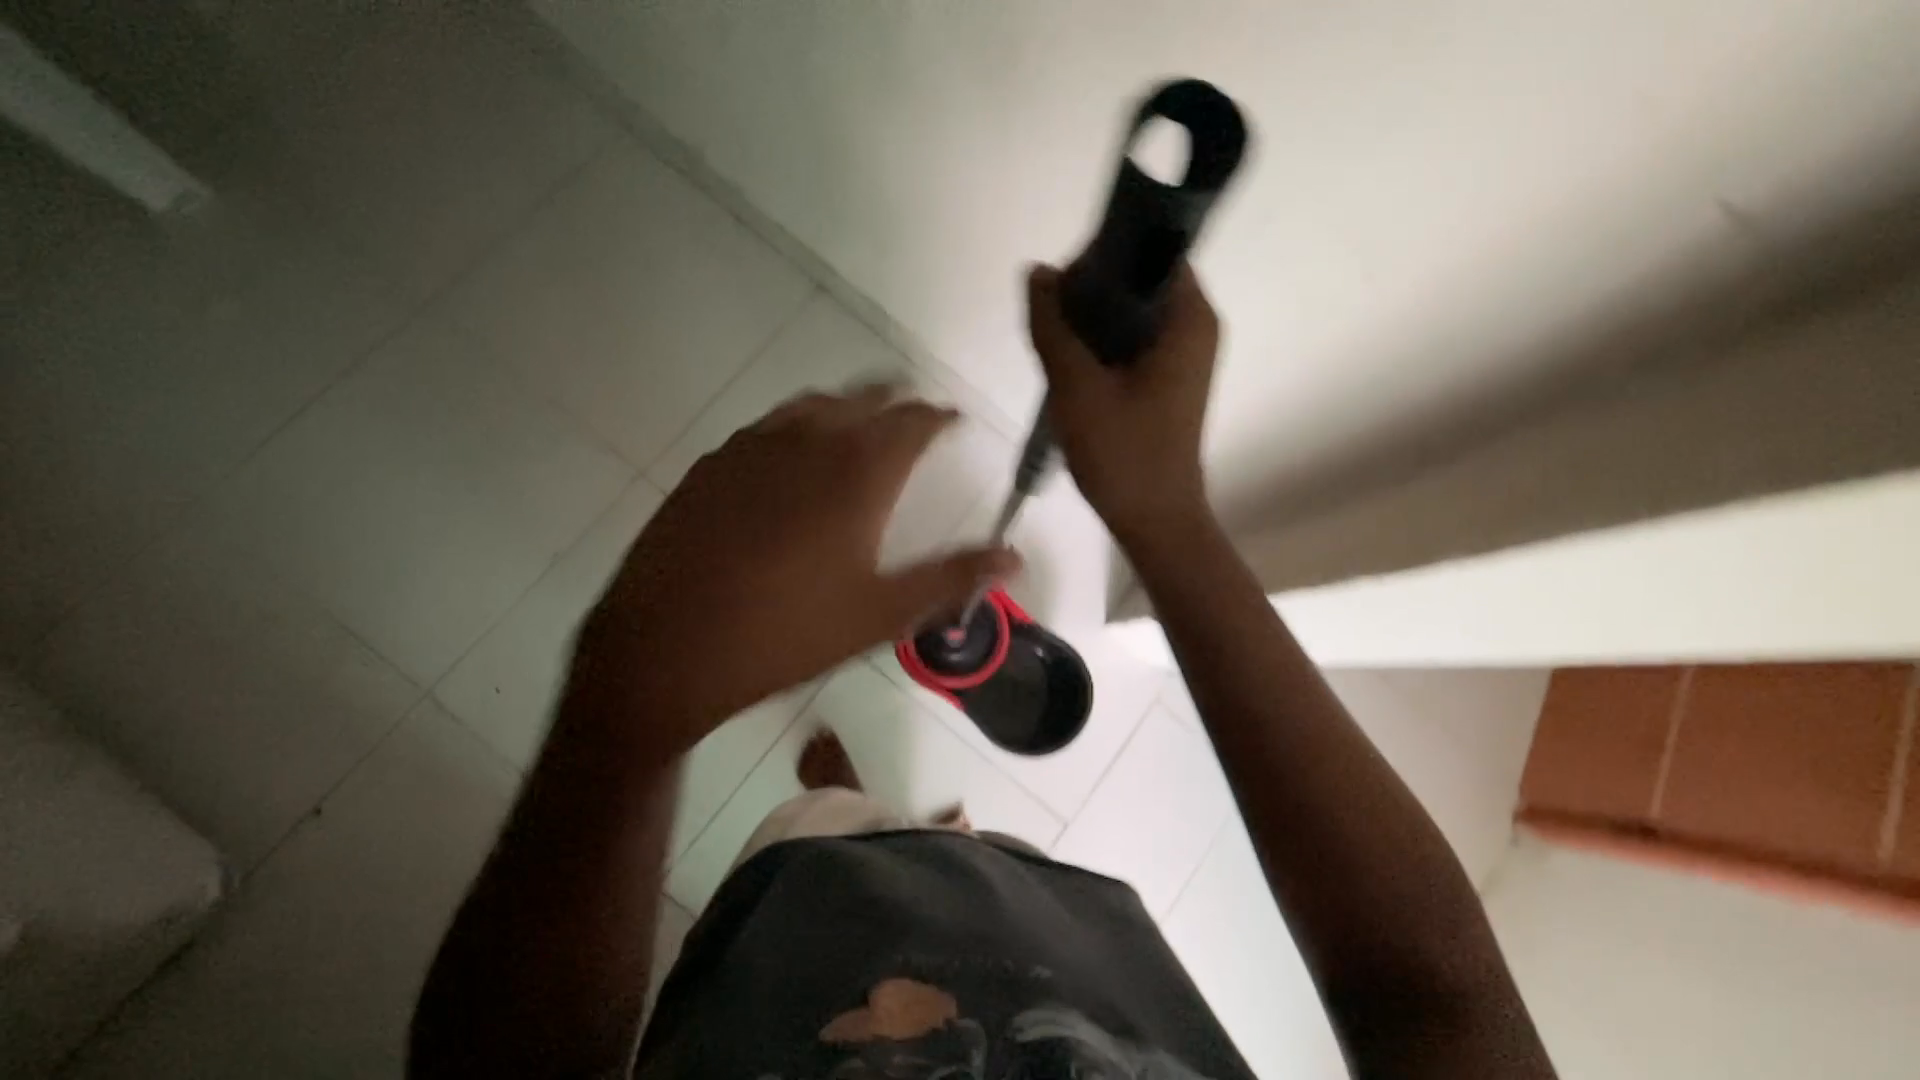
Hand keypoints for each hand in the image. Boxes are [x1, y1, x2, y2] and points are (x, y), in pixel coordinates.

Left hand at [571, 387, 1019, 752]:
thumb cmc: (786, 635)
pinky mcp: (710, 466)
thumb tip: (1012, 556)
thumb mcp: (880, 615)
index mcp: (856, 472)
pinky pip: (766, 429)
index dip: (939, 417)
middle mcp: (806, 441)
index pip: (913, 421)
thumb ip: (950, 579)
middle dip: (895, 401)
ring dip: (844, 408)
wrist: (666, 650)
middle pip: (863, 398)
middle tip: (913, 417)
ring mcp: (750, 448)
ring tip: (859, 427)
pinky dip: (796, 429)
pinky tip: (791, 462)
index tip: (953, 421)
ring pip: (810, 407)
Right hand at [1027, 262, 1218, 542]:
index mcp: (1189, 318)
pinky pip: (1132, 340)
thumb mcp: (1076, 385)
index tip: (1064, 283)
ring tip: (1054, 344)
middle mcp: (1195, 327)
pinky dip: (1101, 344)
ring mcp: (1185, 355)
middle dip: (1092, 290)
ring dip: (1091, 319)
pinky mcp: (1169, 380)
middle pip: (1139, 280)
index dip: (1104, 254)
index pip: (1150, 251)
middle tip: (1051, 319)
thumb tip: (1038, 272)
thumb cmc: (1122, 452)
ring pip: (1132, 312)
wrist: (1154, 520)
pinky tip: (1070, 367)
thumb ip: (1052, 323)